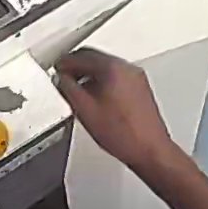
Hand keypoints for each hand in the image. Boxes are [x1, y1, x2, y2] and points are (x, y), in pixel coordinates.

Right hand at [54, 48, 185, 177]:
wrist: (150, 151)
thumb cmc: (124, 134)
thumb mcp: (84, 110)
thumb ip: (68, 88)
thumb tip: (62, 79)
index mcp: (112, 69)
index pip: (81, 56)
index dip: (65, 64)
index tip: (58, 70)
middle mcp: (127, 69)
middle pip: (95, 58)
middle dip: (77, 66)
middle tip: (64, 76)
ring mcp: (136, 78)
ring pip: (106, 67)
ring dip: (90, 74)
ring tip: (77, 89)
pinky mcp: (140, 89)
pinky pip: (117, 77)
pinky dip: (103, 81)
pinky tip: (95, 96)